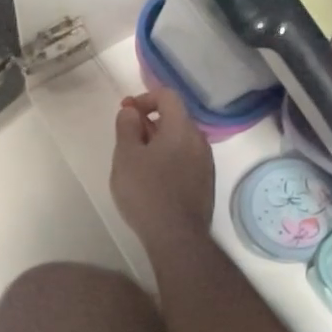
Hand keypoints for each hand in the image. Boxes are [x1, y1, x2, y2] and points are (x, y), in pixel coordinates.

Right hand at [112, 91, 214, 251]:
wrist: (176, 235)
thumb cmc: (146, 191)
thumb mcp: (125, 156)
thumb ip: (126, 127)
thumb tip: (131, 111)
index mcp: (181, 128)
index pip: (167, 96)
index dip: (144, 98)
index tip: (126, 113)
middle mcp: (199, 141)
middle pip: (175, 118)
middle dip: (149, 122)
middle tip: (127, 140)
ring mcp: (205, 163)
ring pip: (180, 141)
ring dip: (158, 143)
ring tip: (137, 163)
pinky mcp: (205, 183)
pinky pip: (185, 160)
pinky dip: (168, 159)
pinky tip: (153, 180)